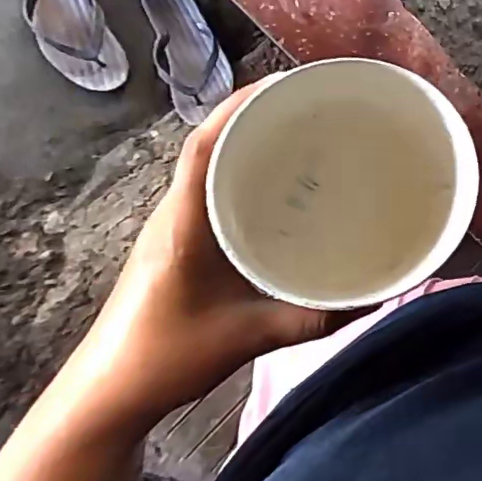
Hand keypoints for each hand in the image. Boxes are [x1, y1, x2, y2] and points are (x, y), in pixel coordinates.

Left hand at [49, 75, 363, 433]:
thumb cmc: (166, 358)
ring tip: (301, 129)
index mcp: (184, 223)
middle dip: (254, 112)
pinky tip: (278, 182)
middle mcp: (175, 213)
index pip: (204, 145)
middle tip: (310, 101)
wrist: (105, 396)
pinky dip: (241, 168)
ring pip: (209, 162)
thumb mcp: (251, 337)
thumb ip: (317, 318)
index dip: (239, 107)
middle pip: (209, 142)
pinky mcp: (179, 239)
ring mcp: (174, 225)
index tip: (285, 84)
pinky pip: (212, 186)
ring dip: (247, 138)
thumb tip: (375, 297)